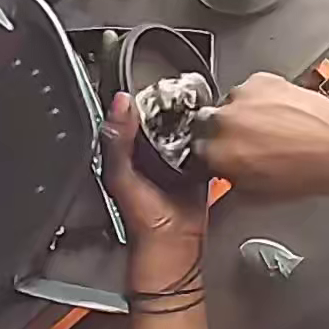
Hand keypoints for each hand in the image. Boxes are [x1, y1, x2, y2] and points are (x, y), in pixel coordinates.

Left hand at [103, 92, 206, 291]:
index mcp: (127, 152)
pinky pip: (202, 145)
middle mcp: (150, 153)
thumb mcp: (121, 176)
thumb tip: (120, 104)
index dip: (140, 97)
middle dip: (170, 106)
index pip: (131, 114)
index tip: (152, 81)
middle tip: (181, 90)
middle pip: (161, 119)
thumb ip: (118, 141)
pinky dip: (206, 137)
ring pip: (182, 129)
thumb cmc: (144, 221)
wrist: (175, 247)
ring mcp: (174, 160)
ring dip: (190, 119)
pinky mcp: (197, 168)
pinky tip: (210, 128)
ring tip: (197, 103)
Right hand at [195, 72, 328, 197]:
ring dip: (244, 114)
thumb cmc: (310, 171)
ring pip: (231, 105)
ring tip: (272, 127)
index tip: (224, 155)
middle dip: (225, 133)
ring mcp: (241, 98)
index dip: (213, 154)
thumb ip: (231, 184)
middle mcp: (224, 123)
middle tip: (251, 142)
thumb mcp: (260, 195)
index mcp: (218, 154)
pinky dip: (261, 98)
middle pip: (209, 124)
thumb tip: (225, 180)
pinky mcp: (260, 79)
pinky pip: (251, 89)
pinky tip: (281, 113)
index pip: (198, 150)